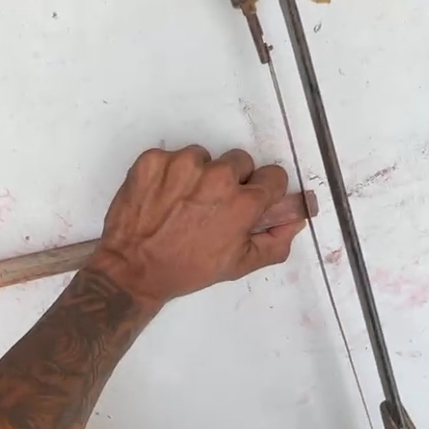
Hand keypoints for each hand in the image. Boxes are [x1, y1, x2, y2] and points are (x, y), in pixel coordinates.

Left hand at [85, 146, 305, 309]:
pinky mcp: (153, 160)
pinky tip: (162, 199)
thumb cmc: (187, 270)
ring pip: (204, 158)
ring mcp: (182, 164)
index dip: (262, 190)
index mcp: (243, 202)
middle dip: (231, 182)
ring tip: (182, 205)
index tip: (250, 201)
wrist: (133, 270)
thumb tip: (295, 220)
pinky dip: (168, 175)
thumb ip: (274, 242)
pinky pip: (172, 158)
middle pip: (239, 162)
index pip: (273, 176)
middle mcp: (216, 176)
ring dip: (198, 176)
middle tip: (210, 207)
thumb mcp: (238, 265)